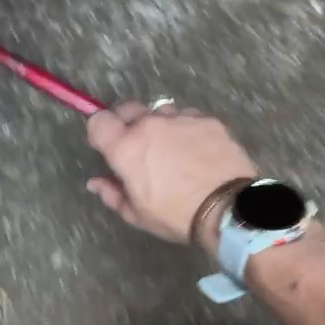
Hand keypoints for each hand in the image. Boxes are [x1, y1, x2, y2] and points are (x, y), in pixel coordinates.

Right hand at [86, 102, 258, 246]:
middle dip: (126, 123)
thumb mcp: (137, 214)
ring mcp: (180, 118)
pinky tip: (196, 149)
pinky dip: (185, 128)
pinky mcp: (207, 119)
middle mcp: (149, 125)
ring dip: (159, 125)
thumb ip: (112, 193)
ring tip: (172, 149)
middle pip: (127, 108)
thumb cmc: (176, 215)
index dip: (99, 132)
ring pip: (160, 112)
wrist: (228, 209)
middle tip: (137, 147)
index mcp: (125, 148)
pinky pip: (187, 117)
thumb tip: (96, 182)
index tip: (107, 146)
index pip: (98, 121)